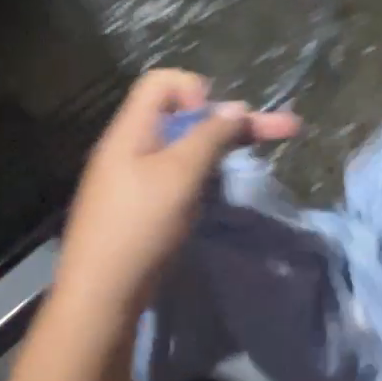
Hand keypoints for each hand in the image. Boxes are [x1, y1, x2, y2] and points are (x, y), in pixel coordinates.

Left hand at [55, 70, 299, 316]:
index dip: (196, 91)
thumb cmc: (140, 227)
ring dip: (220, 145)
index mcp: (131, 130)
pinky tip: (221, 186)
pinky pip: (176, 175)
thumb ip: (210, 135)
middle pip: (183, 114)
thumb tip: (236, 108)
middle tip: (280, 129)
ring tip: (259, 149)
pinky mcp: (141, 207)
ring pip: (184, 147)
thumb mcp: (181, 174)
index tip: (215, 123)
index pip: (163, 82)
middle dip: (230, 119)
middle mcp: (131, 146)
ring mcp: (134, 179)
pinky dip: (203, 173)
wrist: (101, 298)